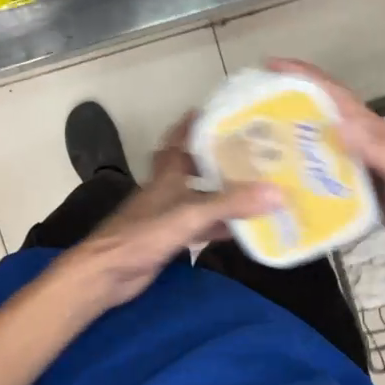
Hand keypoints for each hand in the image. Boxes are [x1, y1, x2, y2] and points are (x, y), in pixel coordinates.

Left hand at [49, 113, 278, 313]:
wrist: (107, 273)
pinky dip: (219, 226)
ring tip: (256, 188)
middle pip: (193, 168)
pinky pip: (200, 227)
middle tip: (250, 152)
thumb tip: (277, 193)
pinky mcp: (168, 240)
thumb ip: (230, 204)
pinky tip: (241, 230)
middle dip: (217, 159)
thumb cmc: (142, 235)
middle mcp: (167, 190)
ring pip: (200, 198)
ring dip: (222, 194)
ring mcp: (167, 216)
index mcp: (166, 175)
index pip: (179, 140)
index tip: (217, 111)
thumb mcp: (190, 215)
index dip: (194, 124)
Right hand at [267, 59, 384, 280]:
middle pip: (325, 115)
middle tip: (253, 106)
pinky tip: (286, 181)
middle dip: (292, 104)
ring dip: (296, 138)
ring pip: (324, 144)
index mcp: (377, 132)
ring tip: (260, 141)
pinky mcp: (362, 192)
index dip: (306, 77)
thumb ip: (376, 151)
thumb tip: (336, 124)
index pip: (336, 95)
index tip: (271, 67)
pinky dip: (307, 171)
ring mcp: (364, 168)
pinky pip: (328, 173)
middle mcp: (367, 144)